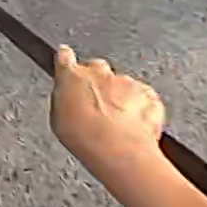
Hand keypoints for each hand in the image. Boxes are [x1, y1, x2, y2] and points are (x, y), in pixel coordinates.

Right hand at [51, 46, 166, 181]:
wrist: (118, 151)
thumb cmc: (85, 136)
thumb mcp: (57, 117)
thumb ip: (63, 99)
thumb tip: (66, 99)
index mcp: (70, 75)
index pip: (64, 56)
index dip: (66, 57)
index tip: (66, 56)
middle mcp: (98, 74)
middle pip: (97, 66)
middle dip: (98, 78)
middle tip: (97, 99)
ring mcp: (125, 84)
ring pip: (123, 83)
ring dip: (121, 95)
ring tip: (119, 119)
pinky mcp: (149, 96)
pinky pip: (146, 96)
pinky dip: (142, 106)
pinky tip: (135, 123)